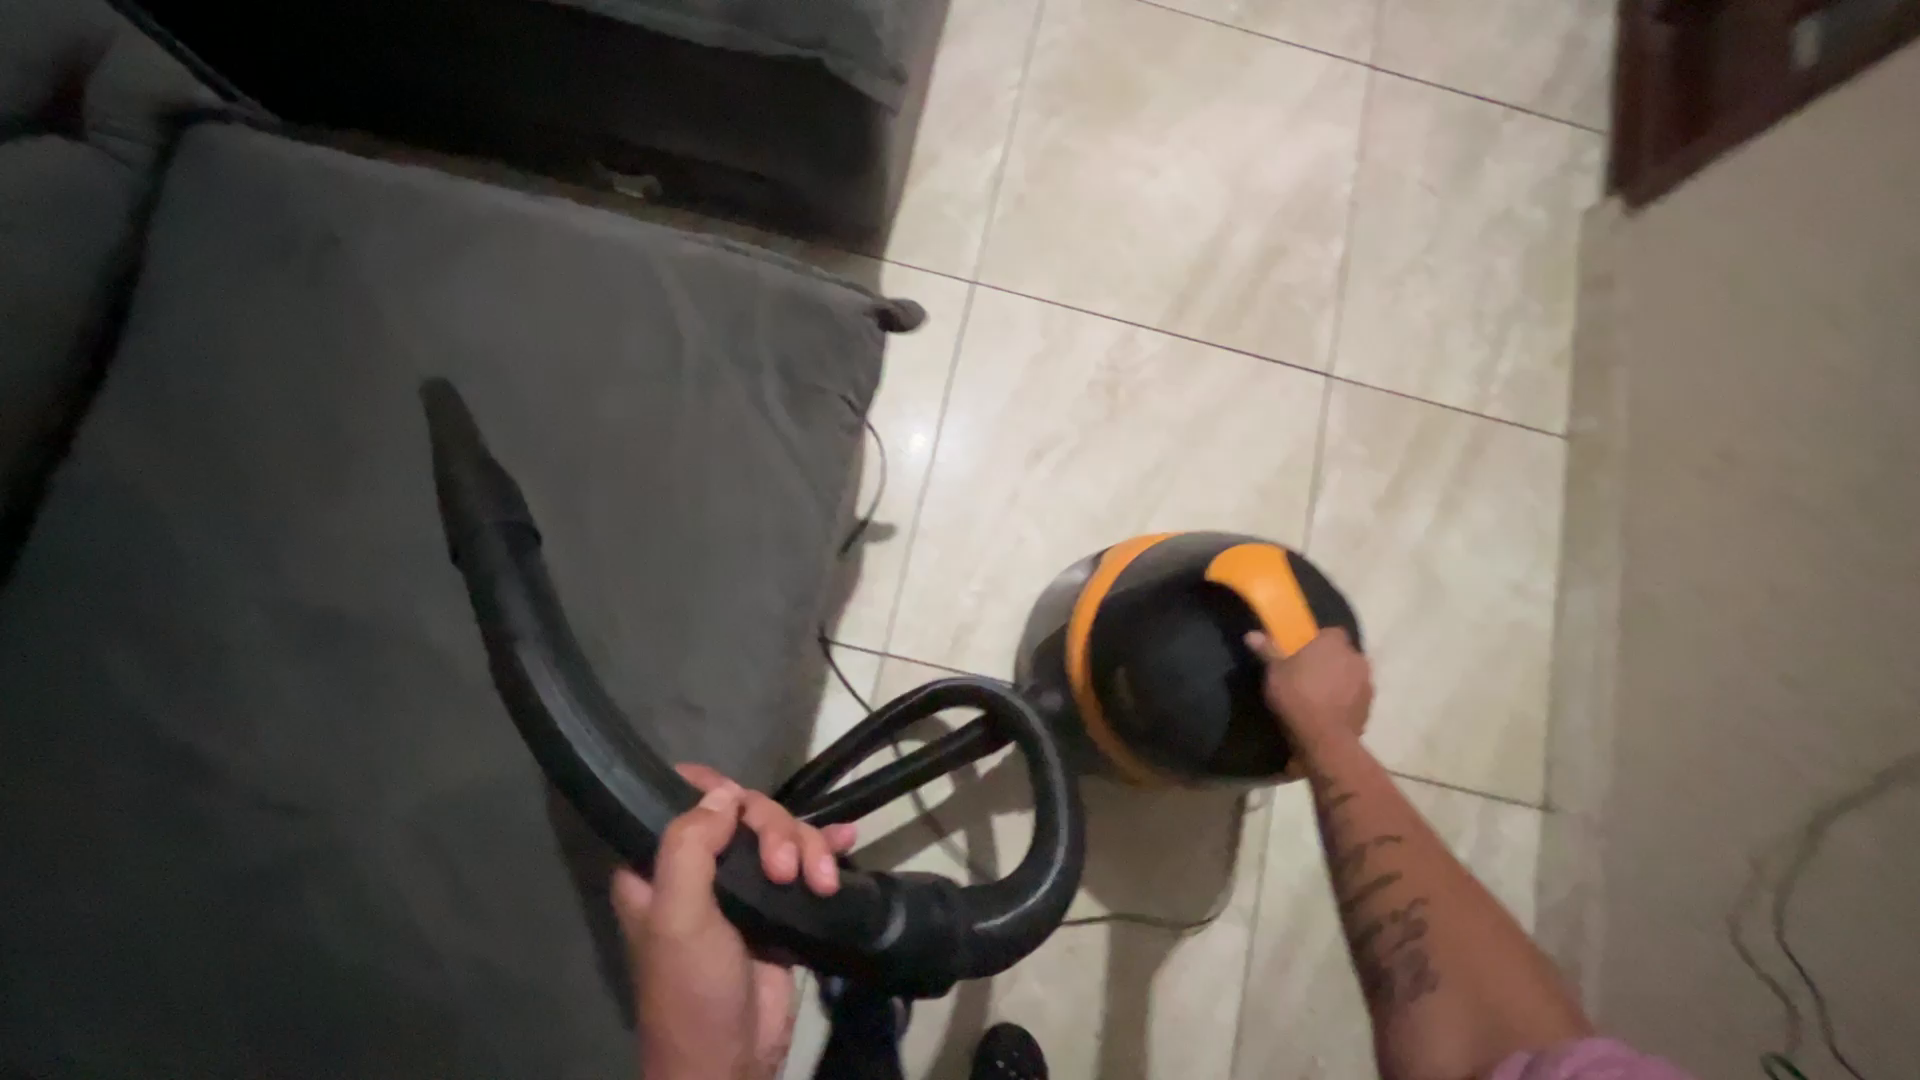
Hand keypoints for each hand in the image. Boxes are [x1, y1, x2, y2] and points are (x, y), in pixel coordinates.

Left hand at [612, 764, 858, 1079]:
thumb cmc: (690, 992)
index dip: (712, 789)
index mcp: (659, 868)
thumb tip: (724, 793)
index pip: (680, 802)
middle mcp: (700, 868)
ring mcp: (742, 885)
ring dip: (809, 846)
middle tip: (787, 870)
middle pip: (744, 812)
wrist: (731, 1063)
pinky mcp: (779, 904)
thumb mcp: (677, 920)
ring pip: (780, 833)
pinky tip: (847, 841)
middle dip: (776, 831)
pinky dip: (828, 847)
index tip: (741, 800)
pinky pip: (807, 857)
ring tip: (822, 883)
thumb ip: (688, 849)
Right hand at [1246, 627, 1372, 761]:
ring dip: (1340, 680)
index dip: (1318, 640)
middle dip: (1329, 660)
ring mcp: (1367, 683)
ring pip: (1351, 675)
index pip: (1331, 632)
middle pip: (1343, 654)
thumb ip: (1267, 650)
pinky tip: (1328, 711)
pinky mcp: (1370, 707)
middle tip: (1308, 673)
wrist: (1324, 738)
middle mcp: (1356, 658)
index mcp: (1334, 643)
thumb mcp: (1275, 671)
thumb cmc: (1297, 695)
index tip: (1303, 652)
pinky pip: (1355, 696)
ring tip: (1319, 694)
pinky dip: (1345, 700)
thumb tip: (1251, 634)